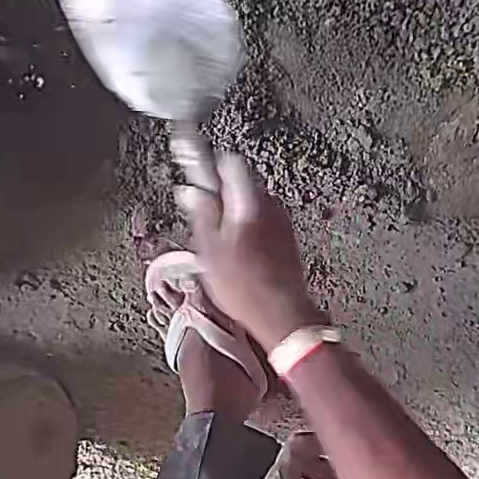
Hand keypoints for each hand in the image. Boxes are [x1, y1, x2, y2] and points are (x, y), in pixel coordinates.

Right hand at [177, 153, 323, 348]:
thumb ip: (202, 214)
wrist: (281, 314)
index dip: (211, 164)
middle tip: (206, 219)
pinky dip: (249, 228)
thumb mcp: (209, 251)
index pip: (231, 164)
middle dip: (222, 196)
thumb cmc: (243, 287)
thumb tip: (191, 191)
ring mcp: (282, 220)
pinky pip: (263, 221)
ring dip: (236, 214)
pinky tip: (240, 254)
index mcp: (248, 202)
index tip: (196, 169)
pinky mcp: (287, 237)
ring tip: (222, 244)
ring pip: (251, 204)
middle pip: (242, 185)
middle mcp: (270, 205)